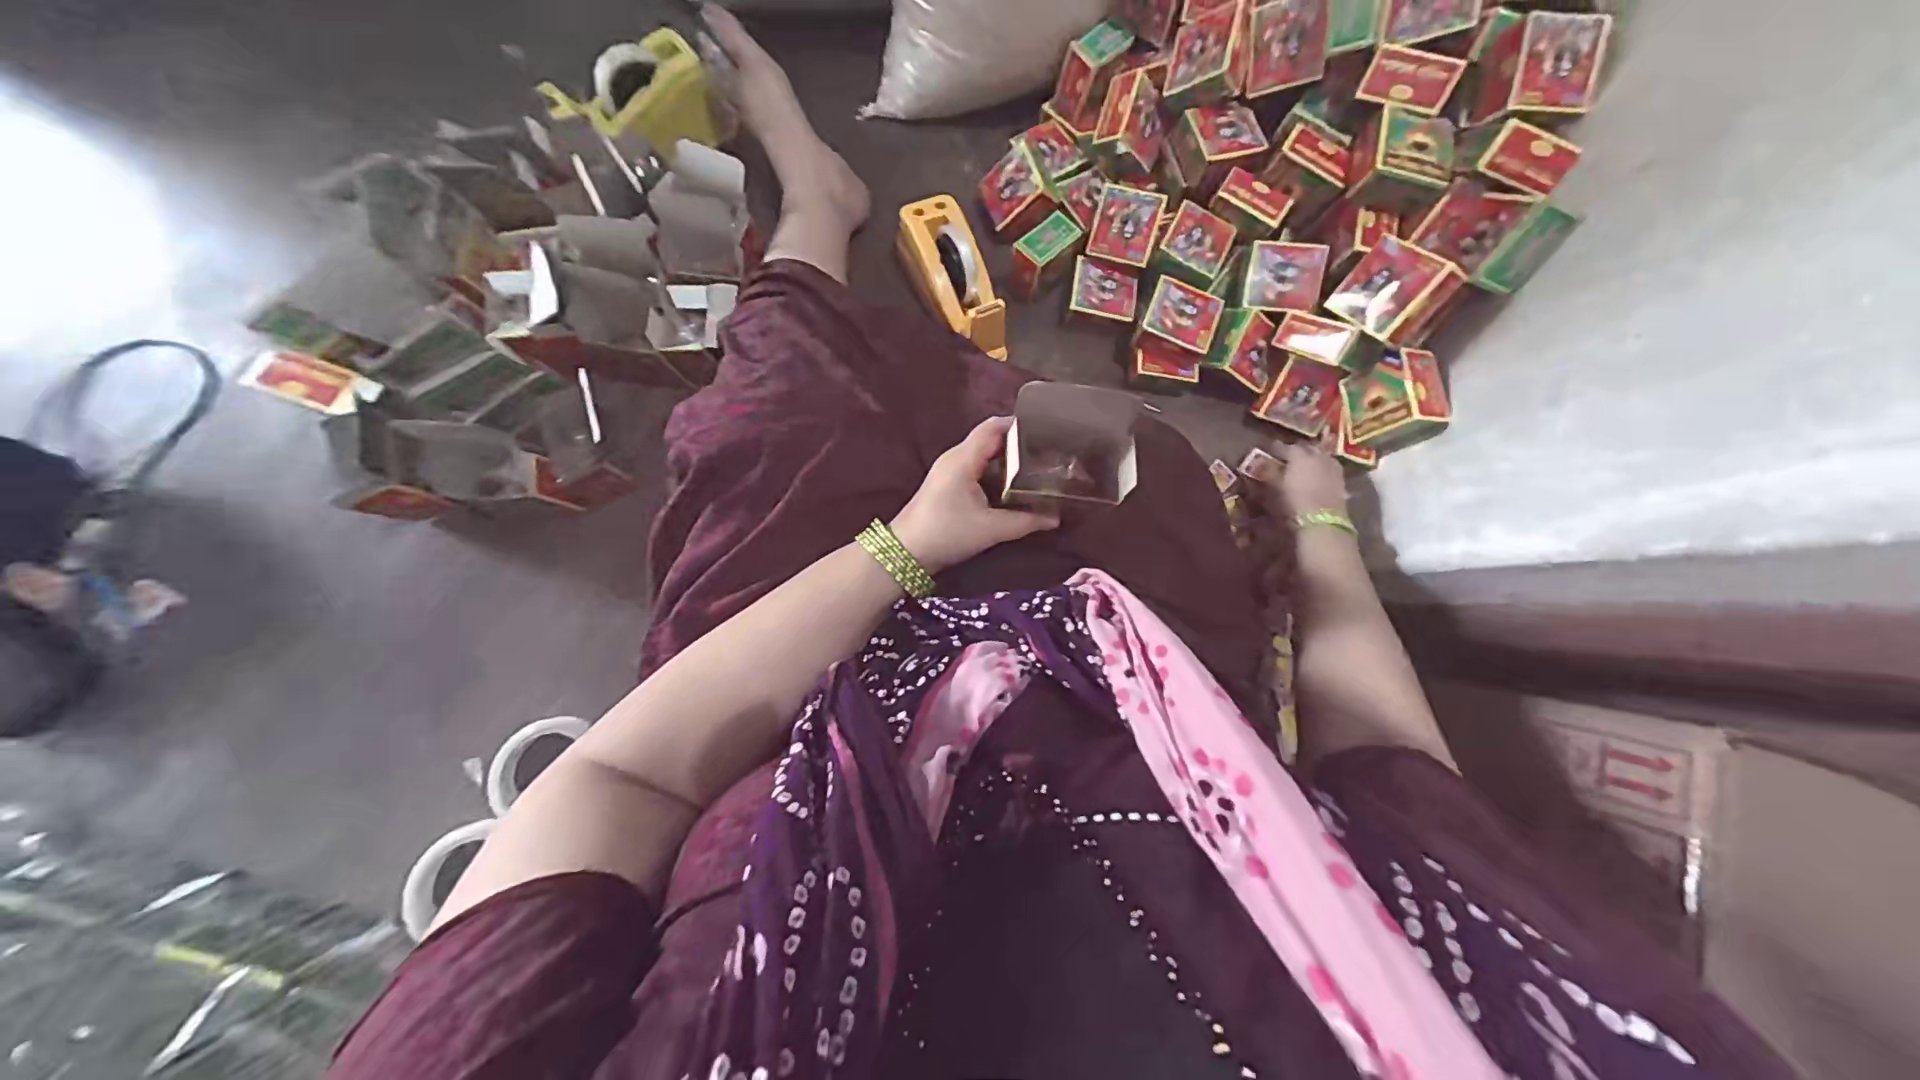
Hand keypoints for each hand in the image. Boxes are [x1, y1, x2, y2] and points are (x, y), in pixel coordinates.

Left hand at [891, 417, 1058, 573]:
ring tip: (1038, 468)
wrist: (905, 553)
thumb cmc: (946, 534)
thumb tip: (1056, 517)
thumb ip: (1026, 521)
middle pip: (991, 438)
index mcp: (963, 458)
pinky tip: (1013, 485)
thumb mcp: (990, 529)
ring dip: (1008, 459)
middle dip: (1019, 444)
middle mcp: (955, 457)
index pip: (994, 427)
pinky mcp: (947, 484)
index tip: (1047, 432)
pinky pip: (976, 467)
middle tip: (1048, 453)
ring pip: (984, 454)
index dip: (1020, 425)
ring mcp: (948, 470)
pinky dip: (996, 471)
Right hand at [1252, 441, 1348, 521]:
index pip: (1285, 446)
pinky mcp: (1341, 476)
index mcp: (1299, 455)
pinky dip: (1321, 466)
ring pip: (1319, 454)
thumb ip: (1269, 472)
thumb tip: (1261, 462)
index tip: (1271, 451)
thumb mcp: (1276, 488)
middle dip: (1296, 450)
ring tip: (1303, 464)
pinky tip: (1317, 473)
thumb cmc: (1294, 502)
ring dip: (1311, 457)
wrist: (1323, 519)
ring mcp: (1331, 464)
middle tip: (1288, 457)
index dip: (1277, 448)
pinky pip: (1329, 464)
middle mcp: (1317, 455)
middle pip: (1306, 447)